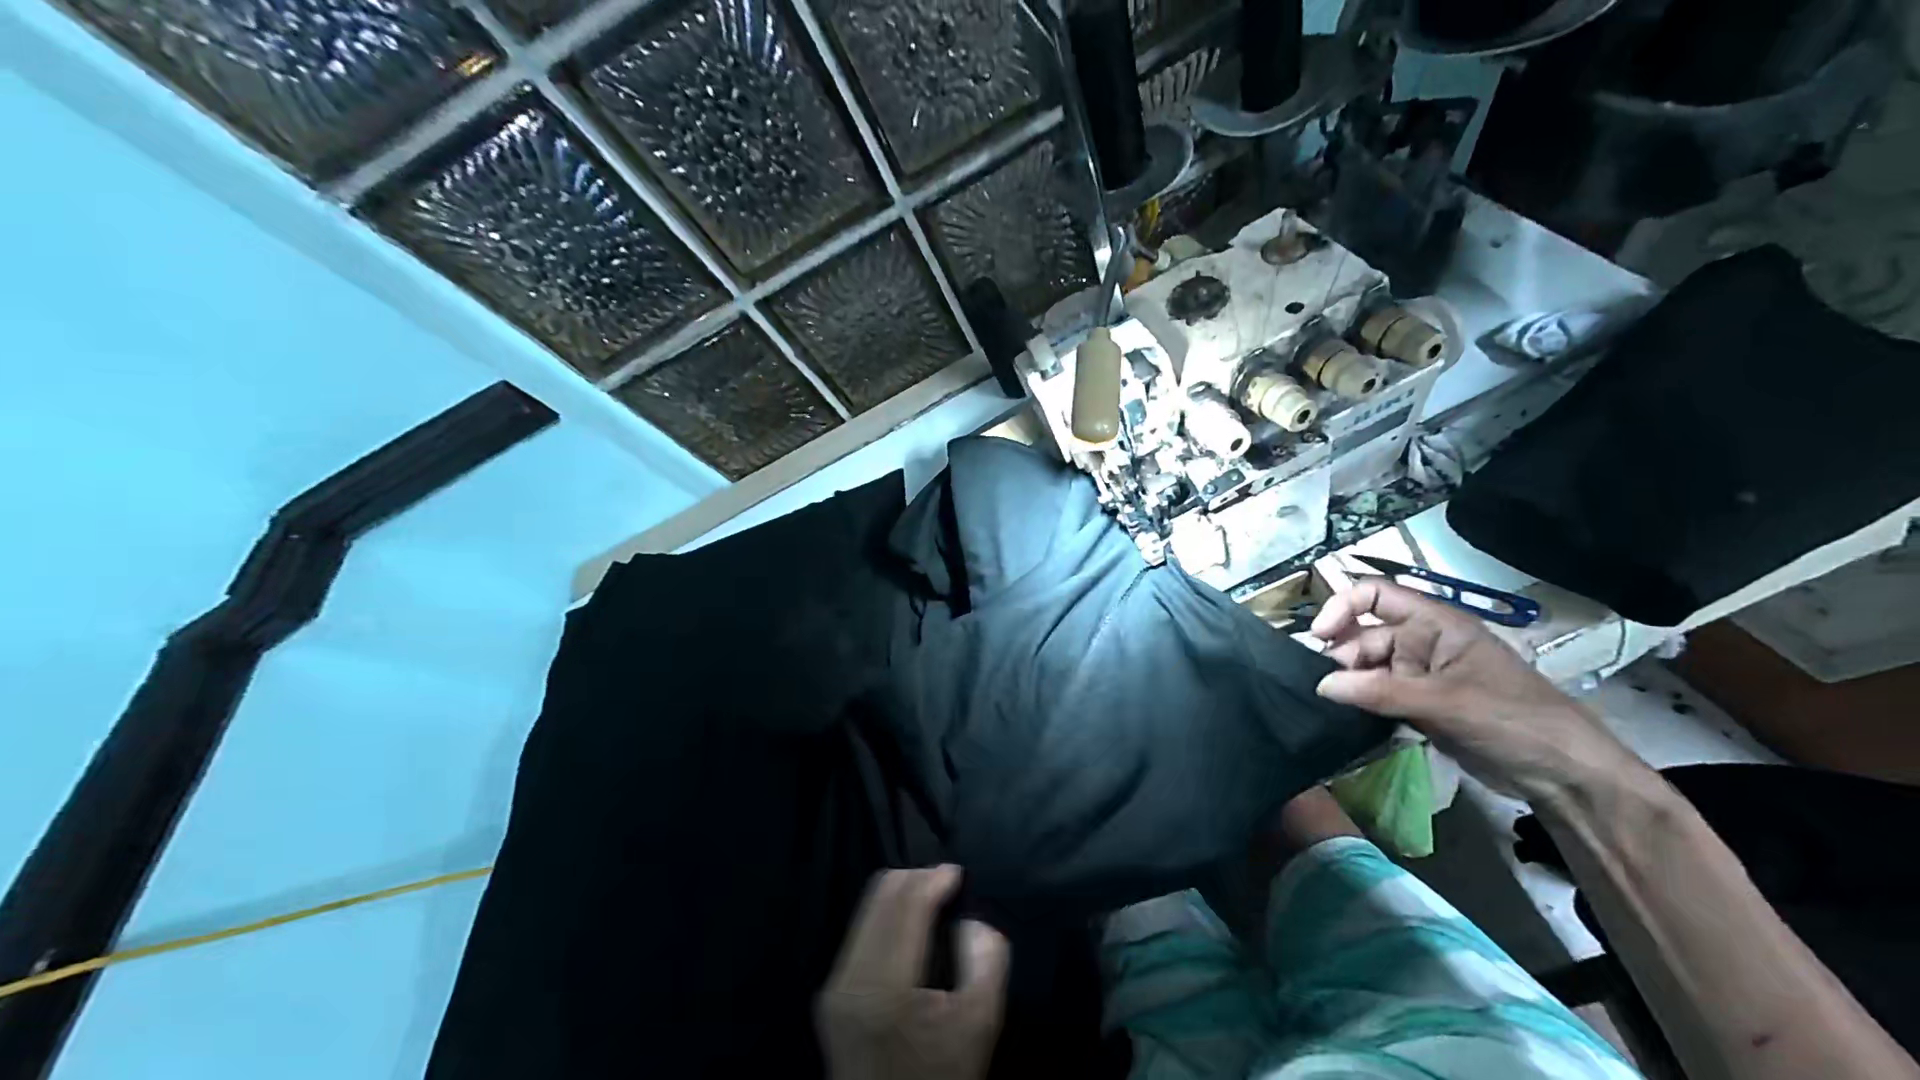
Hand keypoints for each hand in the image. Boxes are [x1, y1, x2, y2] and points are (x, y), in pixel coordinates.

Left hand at [817, 866, 1009, 1079]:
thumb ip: (986, 962)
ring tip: (931, 899)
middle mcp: (851, 977)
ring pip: (866, 908)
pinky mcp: (830, 992)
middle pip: (881, 896)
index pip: (906, 906)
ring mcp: (834, 984)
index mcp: (887, 986)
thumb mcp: (979, 1026)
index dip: (933, 879)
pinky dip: (886, 915)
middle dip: (916, 879)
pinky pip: (860, 930)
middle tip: (946, 883)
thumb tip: (971, 920)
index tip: (957, 872)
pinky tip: (910, 926)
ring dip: (900, 894)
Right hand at [1309, 580, 1653, 805]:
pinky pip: (1375, 695)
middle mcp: (1422, 644)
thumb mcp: (1445, 701)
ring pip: (1366, 669)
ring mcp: (1419, 676)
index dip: (1343, 607)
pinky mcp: (1417, 706)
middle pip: (1364, 635)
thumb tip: (1321, 686)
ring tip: (1329, 704)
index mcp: (1435, 625)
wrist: (1561, 773)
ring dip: (1347, 683)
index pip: (1376, 596)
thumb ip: (1379, 692)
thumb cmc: (1512, 718)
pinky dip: (1358, 703)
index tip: (1319, 636)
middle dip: (1339, 655)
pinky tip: (1343, 716)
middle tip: (1321, 685)